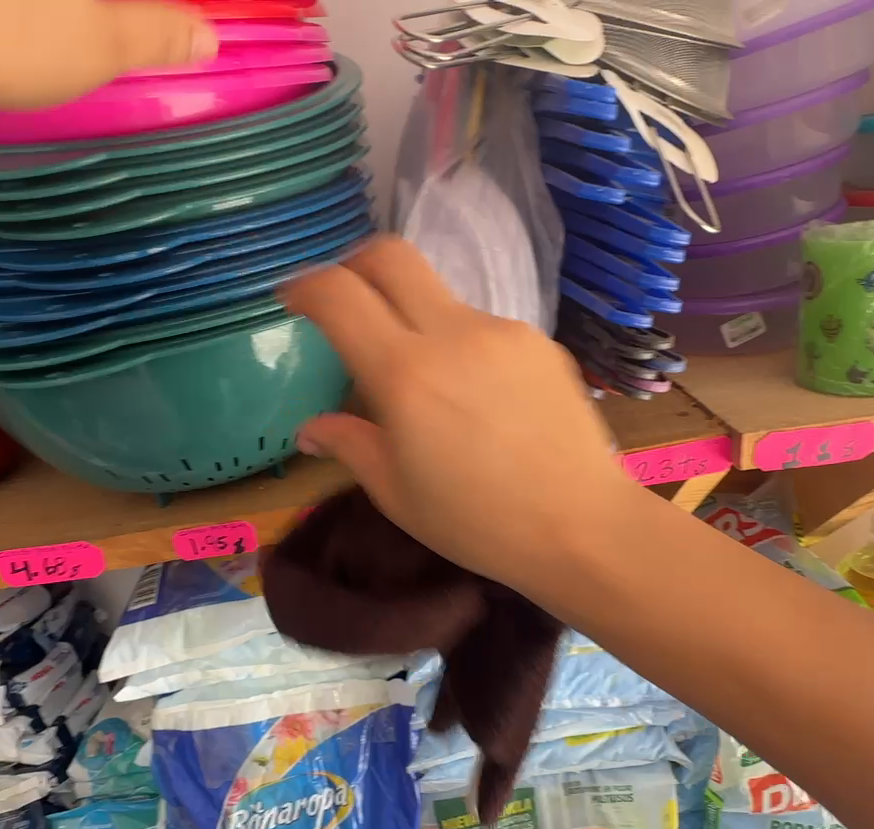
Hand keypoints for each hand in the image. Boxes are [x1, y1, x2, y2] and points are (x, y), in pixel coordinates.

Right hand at [281, 236, 644, 588]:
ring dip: (414, 317)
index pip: (339, 294)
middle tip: (344, 302)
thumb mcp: (398, 494)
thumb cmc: (478, 523)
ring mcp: (504, 332)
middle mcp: (454, 334)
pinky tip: (476, 397)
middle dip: (354, 265)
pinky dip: (460, 345)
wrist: (580, 526)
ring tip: (424, 381)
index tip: (293, 302)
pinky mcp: (540, 343)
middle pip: (391, 256)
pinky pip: (483, 327)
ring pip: (441, 296)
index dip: (305, 287)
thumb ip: (350, 445)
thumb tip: (312, 426)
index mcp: (406, 375)